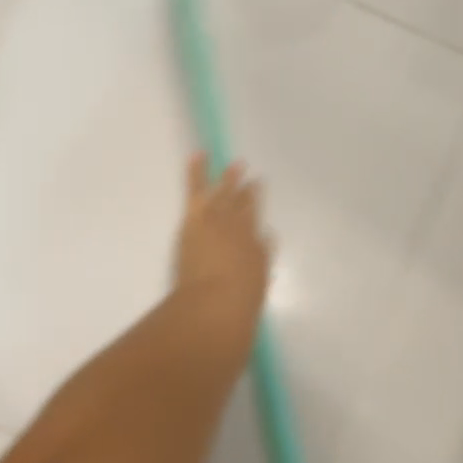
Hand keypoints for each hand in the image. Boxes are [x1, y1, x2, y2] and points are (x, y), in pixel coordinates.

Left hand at [174, 154, 269, 333]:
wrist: (215, 306)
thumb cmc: (237, 306)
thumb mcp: (257, 285)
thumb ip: (262, 261)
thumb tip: (267, 239)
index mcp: (256, 248)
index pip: (257, 224)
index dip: (258, 209)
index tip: (259, 197)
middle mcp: (241, 230)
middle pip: (244, 207)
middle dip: (247, 191)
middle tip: (250, 177)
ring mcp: (218, 221)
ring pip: (225, 194)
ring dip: (229, 179)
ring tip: (235, 164)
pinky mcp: (196, 219)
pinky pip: (195, 190)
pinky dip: (196, 172)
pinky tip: (198, 156)